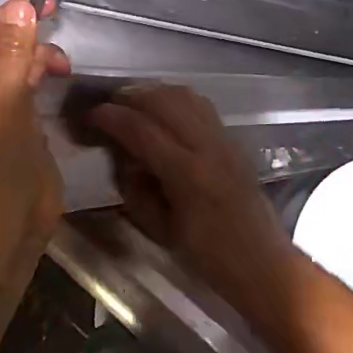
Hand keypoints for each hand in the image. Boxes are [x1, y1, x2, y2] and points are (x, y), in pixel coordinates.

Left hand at [0, 0, 69, 277]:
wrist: (4, 236)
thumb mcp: (6, 108)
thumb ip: (16, 56)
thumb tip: (23, 7)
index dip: (14, 17)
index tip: (52, 3)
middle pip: (3, 49)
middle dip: (31, 41)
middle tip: (62, 50)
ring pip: (20, 68)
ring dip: (42, 60)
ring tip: (63, 70)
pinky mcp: (18, 128)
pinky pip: (31, 90)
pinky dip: (46, 79)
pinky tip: (61, 80)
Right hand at [85, 85, 299, 318]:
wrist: (261, 260)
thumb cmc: (208, 256)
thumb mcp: (161, 232)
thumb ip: (138, 192)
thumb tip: (123, 160)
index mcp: (187, 173)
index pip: (143, 130)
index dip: (113, 118)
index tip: (91, 114)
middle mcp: (207, 147)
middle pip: (166, 102)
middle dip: (133, 96)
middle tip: (109, 103)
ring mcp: (224, 139)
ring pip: (188, 97)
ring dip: (157, 93)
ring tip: (133, 101)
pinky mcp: (234, 140)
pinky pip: (203, 107)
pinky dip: (179, 99)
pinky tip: (165, 109)